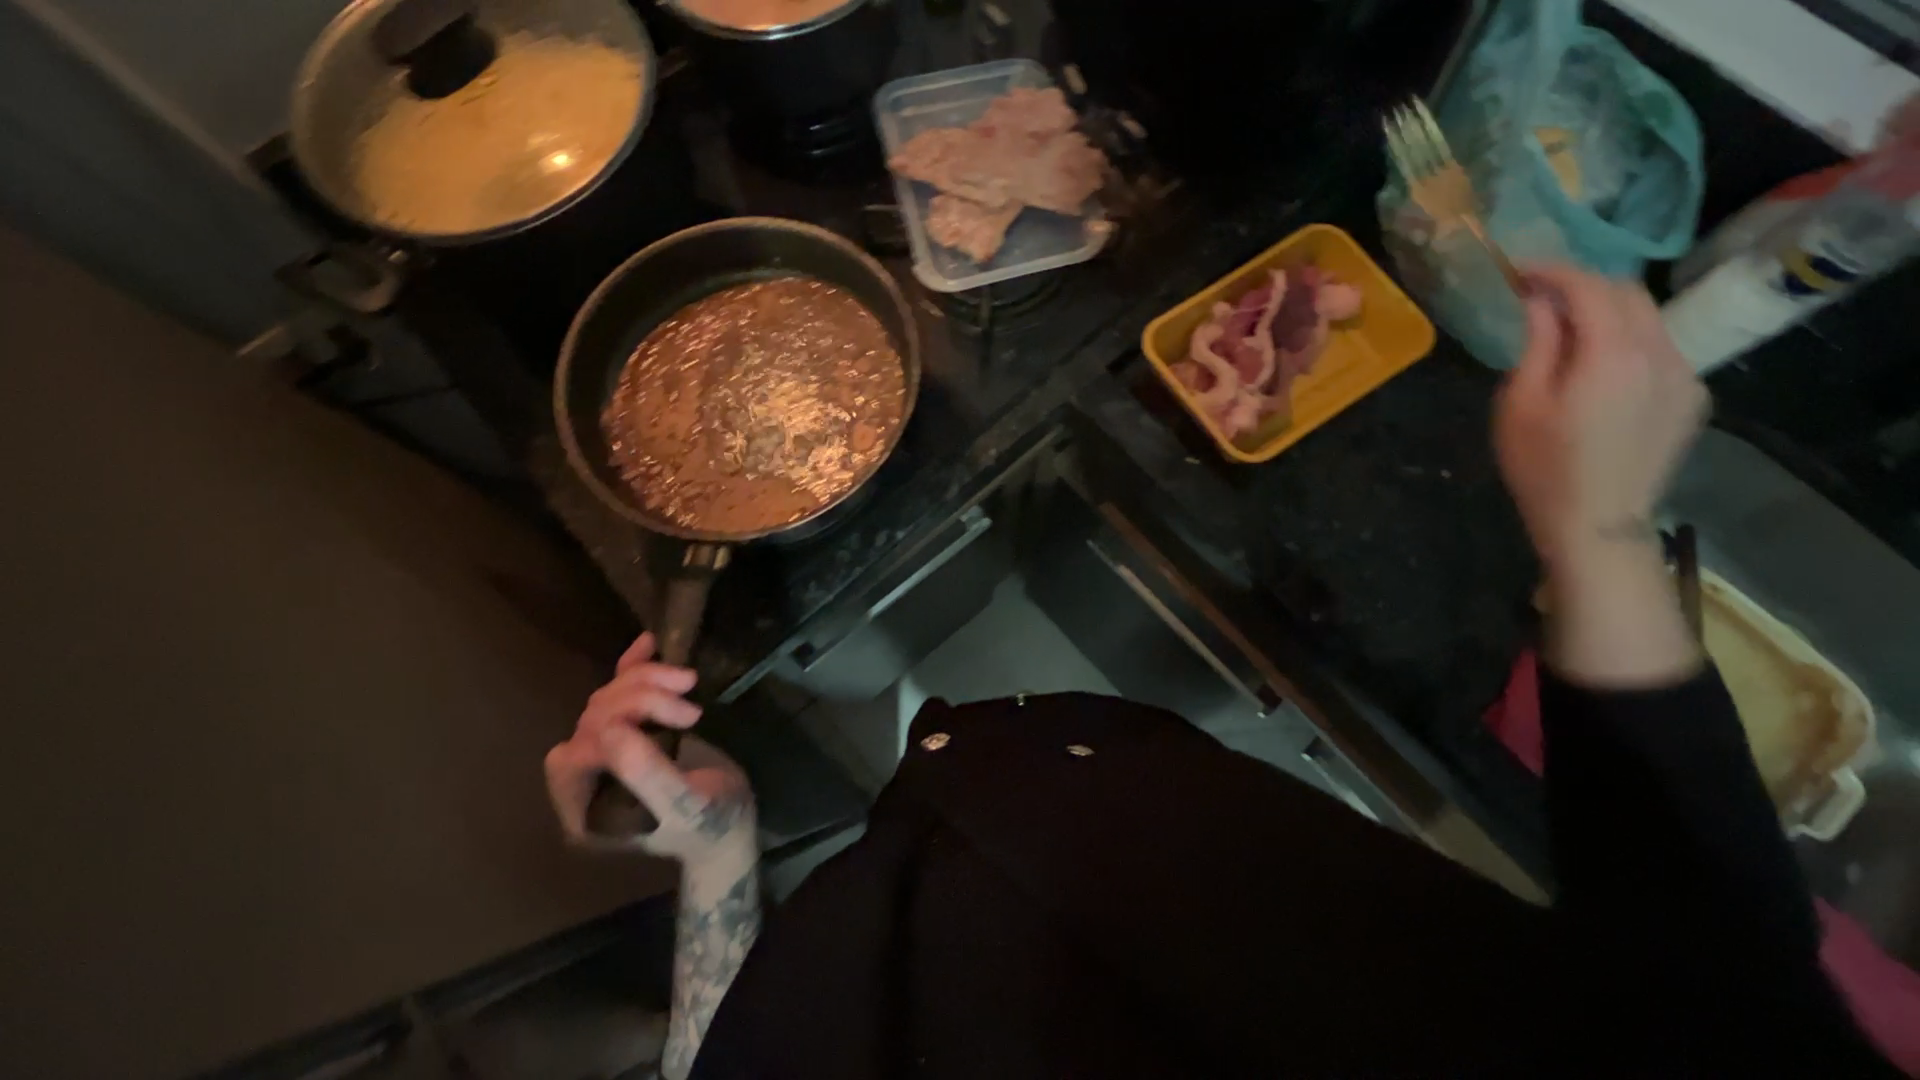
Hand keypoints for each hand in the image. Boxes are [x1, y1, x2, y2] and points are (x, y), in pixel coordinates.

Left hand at [544, 633, 754, 868]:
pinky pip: (622, 689)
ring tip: (689, 683)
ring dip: (645, 682)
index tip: (668, 727)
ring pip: (608, 700)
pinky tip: (650, 644)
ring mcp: (609, 750)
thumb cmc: (711, 823)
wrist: (736, 821)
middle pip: (592, 722)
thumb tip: (611, 729)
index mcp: (585, 809)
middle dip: (638, 702)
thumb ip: (647, 774)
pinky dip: (634, 666)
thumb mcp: (686, 805)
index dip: (611, 732)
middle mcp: (587, 778)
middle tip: (690, 710)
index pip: (574, 757)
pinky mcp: (634, 726)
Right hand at [1494, 264, 1708, 567]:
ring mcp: (1685, 375)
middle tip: (1540, 293)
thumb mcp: (1520, 404)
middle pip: (1627, 294)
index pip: (1590, 287)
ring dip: (1607, 312)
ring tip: (1567, 327)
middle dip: (1583, 285)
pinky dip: (1627, 341)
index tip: (1519, 271)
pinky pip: (1660, 350)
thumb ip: (1538, 344)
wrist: (1597, 523)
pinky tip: (1599, 366)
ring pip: (1648, 320)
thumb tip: (1540, 303)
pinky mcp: (1692, 397)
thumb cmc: (1542, 467)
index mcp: (1613, 353)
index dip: (1553, 271)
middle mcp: (1661, 353)